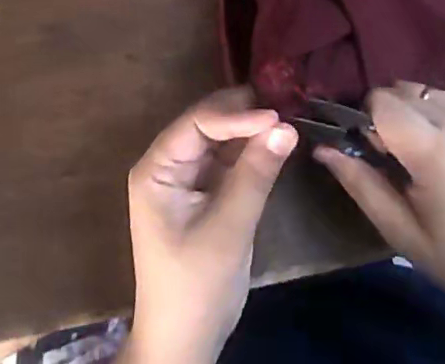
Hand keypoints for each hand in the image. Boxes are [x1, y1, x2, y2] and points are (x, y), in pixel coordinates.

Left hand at [119, 88, 296, 363]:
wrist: (185, 342)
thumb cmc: (196, 286)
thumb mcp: (229, 229)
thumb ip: (256, 174)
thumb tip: (286, 126)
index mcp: (157, 169)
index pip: (197, 123)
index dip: (236, 116)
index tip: (276, 114)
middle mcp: (168, 164)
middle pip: (208, 123)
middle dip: (244, 114)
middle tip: (286, 104)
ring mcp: (186, 177)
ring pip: (220, 137)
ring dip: (251, 128)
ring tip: (287, 116)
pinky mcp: (205, 191)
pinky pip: (229, 158)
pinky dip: (251, 148)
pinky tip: (276, 140)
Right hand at [311, 81, 444, 319]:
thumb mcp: (398, 230)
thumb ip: (358, 181)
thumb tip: (320, 147)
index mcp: (434, 149)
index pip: (380, 102)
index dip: (364, 121)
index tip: (367, 153)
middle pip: (397, 91)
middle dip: (382, 115)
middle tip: (387, 157)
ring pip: (417, 89)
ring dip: (404, 110)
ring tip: (410, 151)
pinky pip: (439, 95)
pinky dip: (425, 109)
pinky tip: (432, 144)